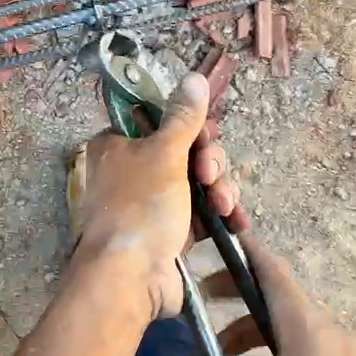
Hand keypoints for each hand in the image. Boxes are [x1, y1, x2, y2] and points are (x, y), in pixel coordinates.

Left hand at [76, 73, 243, 319]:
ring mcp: (153, 200)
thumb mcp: (164, 154)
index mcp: (119, 143)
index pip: (161, 120)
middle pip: (186, 149)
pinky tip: (236, 222)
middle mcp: (133, 168)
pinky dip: (221, 213)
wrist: (130, 278)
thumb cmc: (140, 206)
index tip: (206, 137)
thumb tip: (195, 77)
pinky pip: (204, 211)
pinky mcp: (172, 229)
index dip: (190, 127)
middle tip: (210, 177)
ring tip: (224, 207)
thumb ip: (184, 118)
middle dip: (209, 163)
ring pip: (199, 180)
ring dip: (219, 189)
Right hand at [149, 239, 355, 355]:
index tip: (210, 232)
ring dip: (252, 333)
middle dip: (233, 295)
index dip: (238, 246)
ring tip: (223, 355)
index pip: (266, 266)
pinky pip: (302, 354)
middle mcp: (322, 329)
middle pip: (271, 297)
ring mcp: (339, 355)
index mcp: (303, 323)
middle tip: (198, 301)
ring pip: (286, 329)